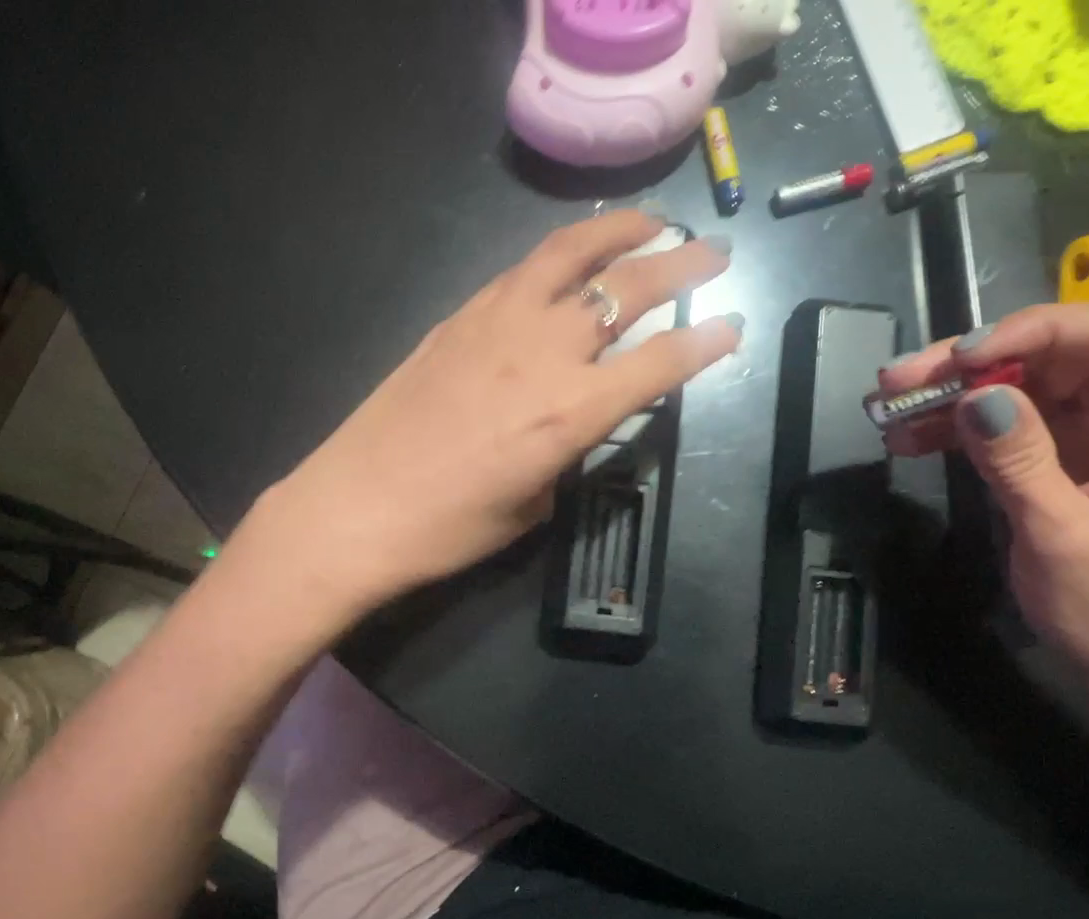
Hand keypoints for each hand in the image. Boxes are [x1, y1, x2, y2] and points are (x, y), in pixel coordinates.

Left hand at [250, 210, 739, 615]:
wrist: (355, 507)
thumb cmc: (449, 527)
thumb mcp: (533, 505)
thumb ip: (570, 454)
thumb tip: (580, 424)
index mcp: (572, 412)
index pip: (661, 362)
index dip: (707, 343)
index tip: (733, 326)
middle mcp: (544, 352)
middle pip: (629, 289)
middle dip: (683, 265)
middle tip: (714, 252)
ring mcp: (497, 322)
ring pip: (573, 253)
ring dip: (621, 230)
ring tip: (652, 221)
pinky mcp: (460, 316)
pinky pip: (524, 270)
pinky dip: (563, 255)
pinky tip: (572, 260)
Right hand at [878, 300, 1088, 709]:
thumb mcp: (1064, 545)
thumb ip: (1022, 465)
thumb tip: (977, 398)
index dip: (1038, 328)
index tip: (963, 360)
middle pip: (1061, 349)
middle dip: (976, 359)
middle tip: (899, 381)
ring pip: (1028, 379)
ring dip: (956, 389)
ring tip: (889, 407)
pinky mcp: (1071, 453)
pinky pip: (1014, 419)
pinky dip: (962, 423)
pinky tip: (910, 436)